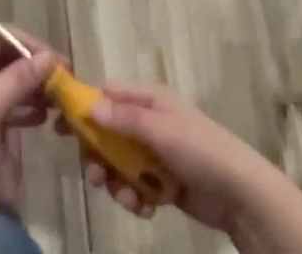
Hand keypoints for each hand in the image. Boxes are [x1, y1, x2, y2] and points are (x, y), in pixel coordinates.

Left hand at [0, 28, 60, 188]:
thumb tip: (51, 58)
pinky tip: (37, 119)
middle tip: (59, 85)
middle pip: (3, 58)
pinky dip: (15, 107)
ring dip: (27, 90)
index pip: (3, 35)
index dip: (31, 46)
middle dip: (32, 71)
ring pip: (1, 81)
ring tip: (53, 104)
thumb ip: (22, 77)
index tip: (57, 62)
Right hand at [76, 82, 281, 231]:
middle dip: (99, 156)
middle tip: (95, 176)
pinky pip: (136, 185)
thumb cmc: (200, 150)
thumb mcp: (160, 129)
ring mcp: (156, 152)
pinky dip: (136, 197)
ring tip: (129, 198)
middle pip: (108, 133)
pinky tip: (146, 208)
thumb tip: (88, 106)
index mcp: (151, 100)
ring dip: (118, 183)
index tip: (61, 128)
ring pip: (119, 164)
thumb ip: (123, 119)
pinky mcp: (163, 180)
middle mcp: (151, 122)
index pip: (109, 94)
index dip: (85, 108)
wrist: (240, 194)